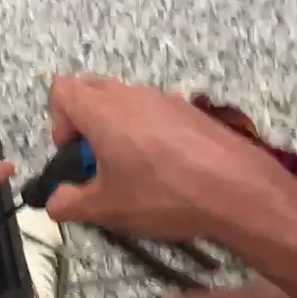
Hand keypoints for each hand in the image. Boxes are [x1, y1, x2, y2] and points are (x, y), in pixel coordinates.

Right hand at [45, 74, 296, 240]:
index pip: (61, 89)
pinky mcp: (191, 110)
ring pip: (123, 99)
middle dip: (82, 118)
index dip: (56, 120)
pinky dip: (145, 130)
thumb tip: (55, 204)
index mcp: (102, 111)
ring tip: (130, 166)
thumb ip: (69, 204)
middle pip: (90, 88)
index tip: (72, 153)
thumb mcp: (106, 209)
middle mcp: (131, 95)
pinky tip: (164, 167)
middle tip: (95, 157)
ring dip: (115, 125)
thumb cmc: (163, 195)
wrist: (241, 193)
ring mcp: (165, 99)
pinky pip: (153, 110)